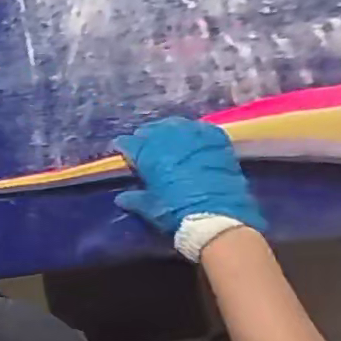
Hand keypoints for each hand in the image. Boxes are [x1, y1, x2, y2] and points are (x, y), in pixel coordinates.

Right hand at [113, 118, 267, 237]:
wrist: (218, 216)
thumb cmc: (177, 211)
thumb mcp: (150, 208)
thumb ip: (134, 199)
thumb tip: (122, 198)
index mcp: (147, 153)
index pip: (127, 142)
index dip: (124, 148)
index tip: (124, 155)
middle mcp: (167, 138)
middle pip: (151, 129)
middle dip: (146, 138)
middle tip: (147, 150)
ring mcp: (193, 136)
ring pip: (175, 124)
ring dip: (170, 132)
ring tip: (170, 142)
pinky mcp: (216, 140)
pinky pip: (201, 128)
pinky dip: (195, 133)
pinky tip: (194, 142)